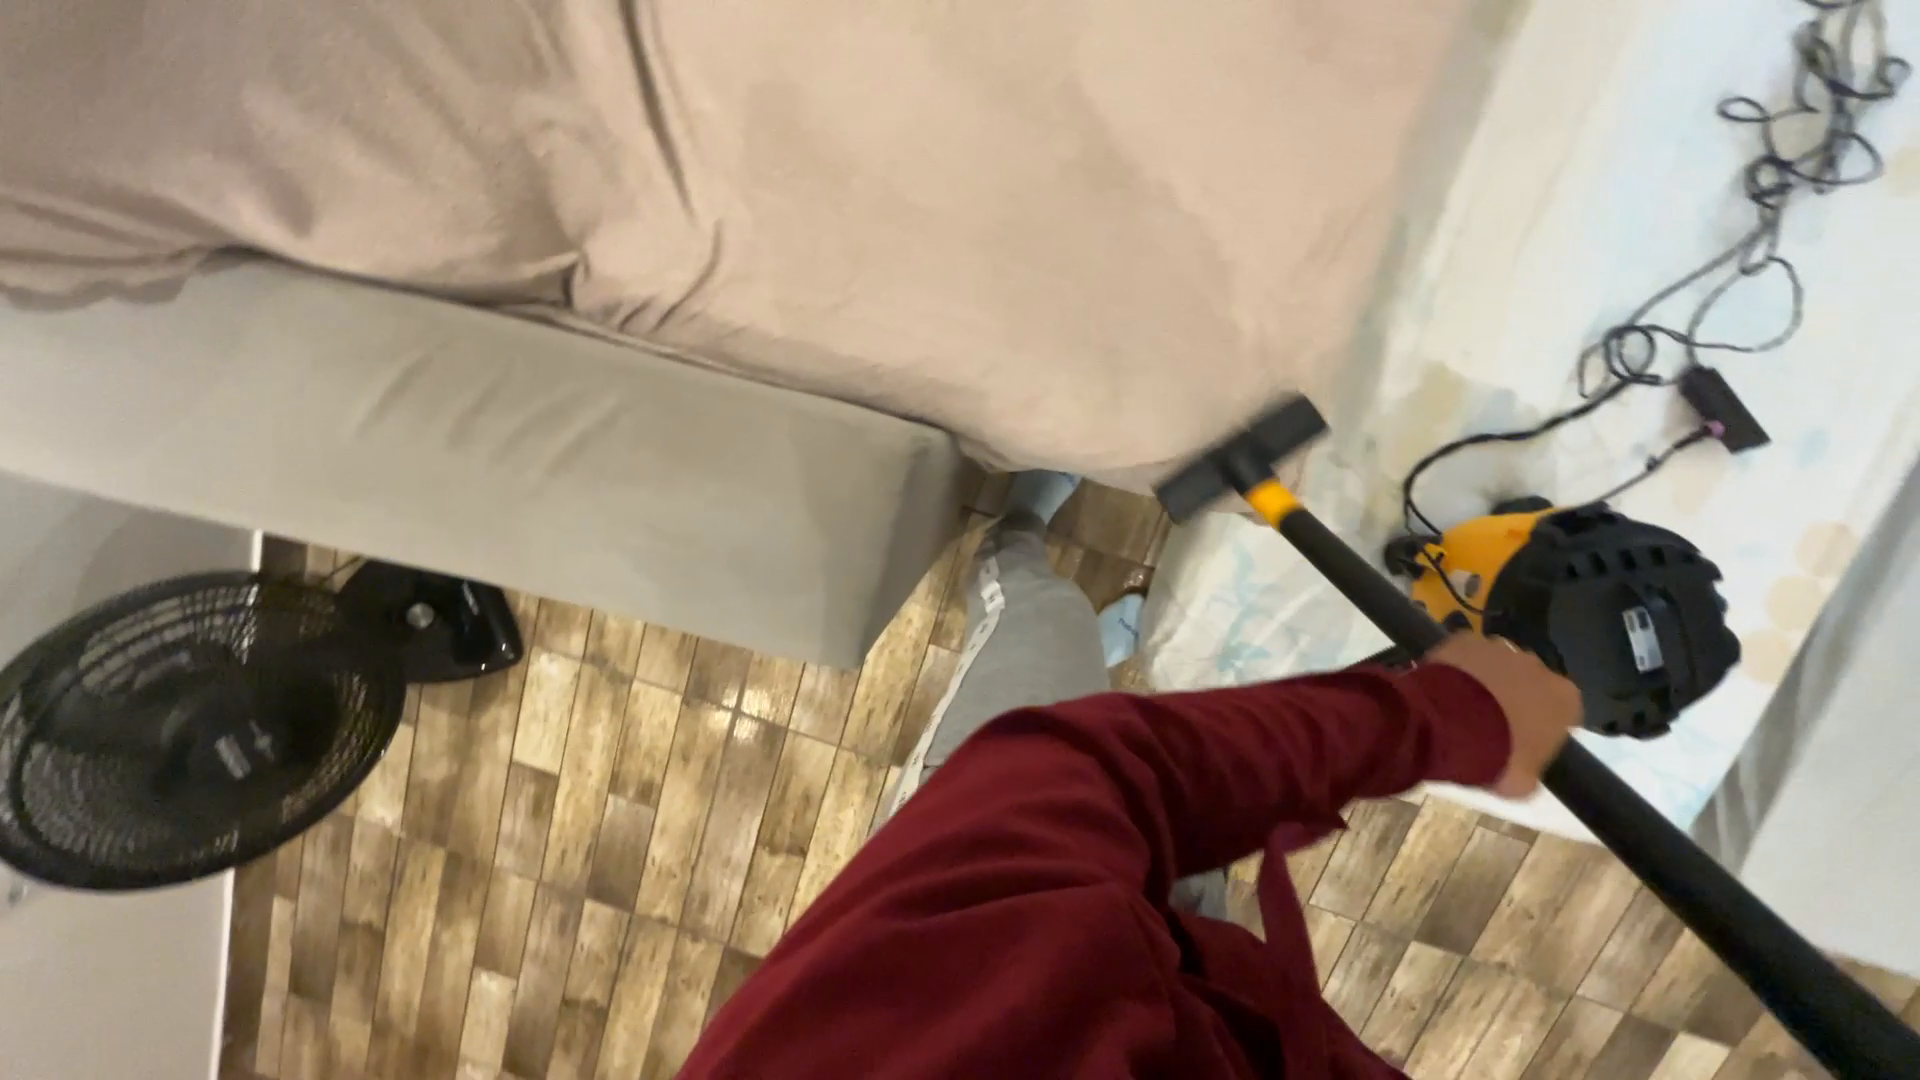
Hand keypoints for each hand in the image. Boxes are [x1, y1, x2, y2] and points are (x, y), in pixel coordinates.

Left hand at [1428, 633, 1581, 797]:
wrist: (1444, 724)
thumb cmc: (1493, 757)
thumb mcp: (1522, 782)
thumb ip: (1530, 770)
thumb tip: (1522, 772)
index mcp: (1566, 699)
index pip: (1560, 710)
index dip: (1539, 723)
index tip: (1519, 736)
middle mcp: (1540, 666)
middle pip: (1530, 681)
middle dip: (1512, 695)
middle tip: (1485, 717)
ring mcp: (1501, 648)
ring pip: (1497, 663)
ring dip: (1485, 676)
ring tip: (1459, 699)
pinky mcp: (1464, 638)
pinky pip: (1465, 650)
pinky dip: (1456, 662)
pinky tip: (1442, 680)